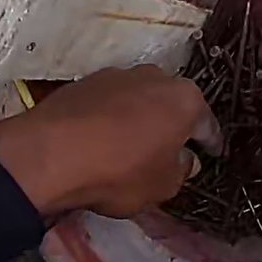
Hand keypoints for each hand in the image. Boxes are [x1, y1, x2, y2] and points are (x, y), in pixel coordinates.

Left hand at [0, 65, 220, 219]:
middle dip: (171, 124)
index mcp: (183, 98)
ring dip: (138, 118)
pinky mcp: (81, 82)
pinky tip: (101, 138)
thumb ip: (180, 170)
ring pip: (136, 99)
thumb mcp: (162, 185)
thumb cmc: (119, 171)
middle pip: (169, 103)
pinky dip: (108, 118)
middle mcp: (152, 76)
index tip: (212, 154)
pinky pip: (106, 103)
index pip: (206, 124)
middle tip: (170, 149)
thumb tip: (182, 159)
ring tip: (131, 144)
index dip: (210, 142)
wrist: (49, 152)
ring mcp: (114, 75)